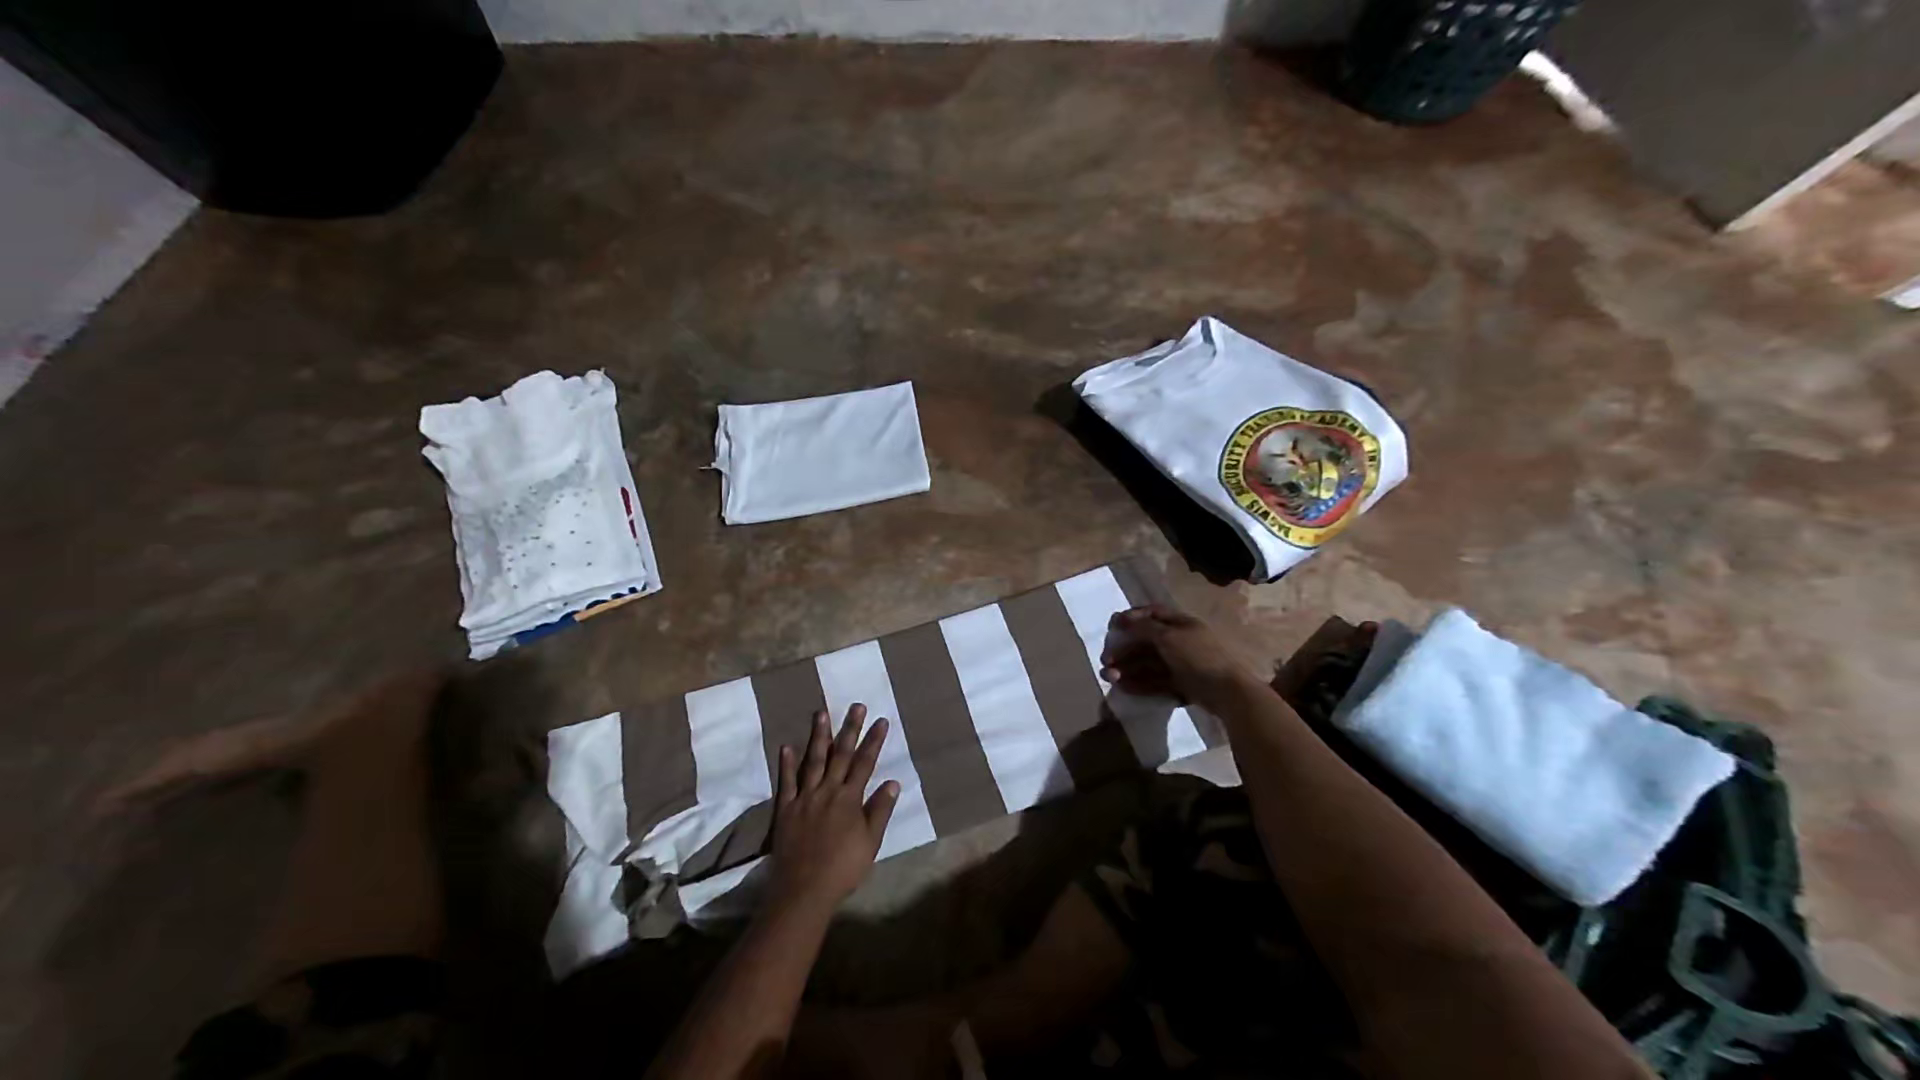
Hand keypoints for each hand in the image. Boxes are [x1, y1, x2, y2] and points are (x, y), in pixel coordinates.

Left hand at [767, 704, 899, 914]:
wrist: (804, 889)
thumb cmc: (843, 868)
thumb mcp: (870, 842)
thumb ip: (880, 810)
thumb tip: (893, 782)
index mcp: (849, 798)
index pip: (865, 763)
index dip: (874, 741)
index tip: (881, 720)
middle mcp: (827, 790)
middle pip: (841, 755)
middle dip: (850, 729)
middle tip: (856, 706)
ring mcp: (804, 797)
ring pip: (813, 760)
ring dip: (819, 736)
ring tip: (822, 713)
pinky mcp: (785, 808)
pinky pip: (786, 781)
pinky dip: (787, 763)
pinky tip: (787, 746)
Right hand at [1099, 605, 1253, 707]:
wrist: (1228, 692)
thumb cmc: (1198, 656)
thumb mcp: (1168, 637)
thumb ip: (1143, 627)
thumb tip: (1121, 618)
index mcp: (1181, 624)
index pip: (1153, 613)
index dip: (1132, 617)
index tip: (1113, 626)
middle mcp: (1181, 641)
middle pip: (1146, 642)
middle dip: (1124, 649)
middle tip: (1105, 659)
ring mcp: (1182, 664)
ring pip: (1148, 664)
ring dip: (1127, 668)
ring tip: (1109, 677)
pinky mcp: (1182, 685)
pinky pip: (1156, 681)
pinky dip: (1140, 683)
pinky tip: (1124, 688)